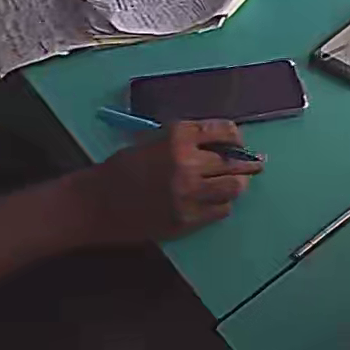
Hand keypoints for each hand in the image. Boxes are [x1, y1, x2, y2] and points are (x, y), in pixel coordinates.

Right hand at [75, 120, 262, 243]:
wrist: (94, 203)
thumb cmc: (123, 168)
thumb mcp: (154, 141)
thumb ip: (188, 141)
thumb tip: (224, 144)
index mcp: (177, 137)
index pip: (223, 131)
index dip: (236, 136)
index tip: (238, 141)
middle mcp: (187, 163)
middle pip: (235, 161)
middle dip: (247, 162)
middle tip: (254, 164)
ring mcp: (188, 193)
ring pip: (234, 187)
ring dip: (238, 184)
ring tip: (234, 182)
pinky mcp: (187, 218)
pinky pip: (221, 210)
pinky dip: (222, 204)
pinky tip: (214, 200)